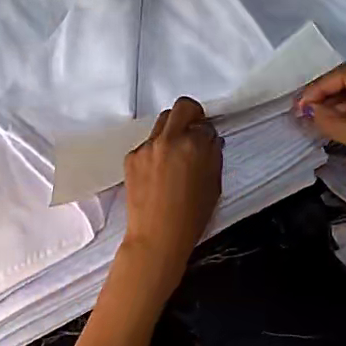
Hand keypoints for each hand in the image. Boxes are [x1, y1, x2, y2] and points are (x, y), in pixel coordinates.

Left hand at [123, 97, 222, 269]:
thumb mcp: (213, 185)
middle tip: (193, 131)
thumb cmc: (188, 218)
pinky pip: (147, 144)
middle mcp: (168, 140)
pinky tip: (159, 172)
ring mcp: (147, 147)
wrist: (157, 236)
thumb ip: (212, 156)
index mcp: (194, 145)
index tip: (207, 139)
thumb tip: (209, 141)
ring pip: (161, 124)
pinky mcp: (131, 157)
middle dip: (190, 115)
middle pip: (181, 108)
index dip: (207, 132)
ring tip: (175, 155)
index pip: (204, 122)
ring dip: (171, 131)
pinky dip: (155, 151)